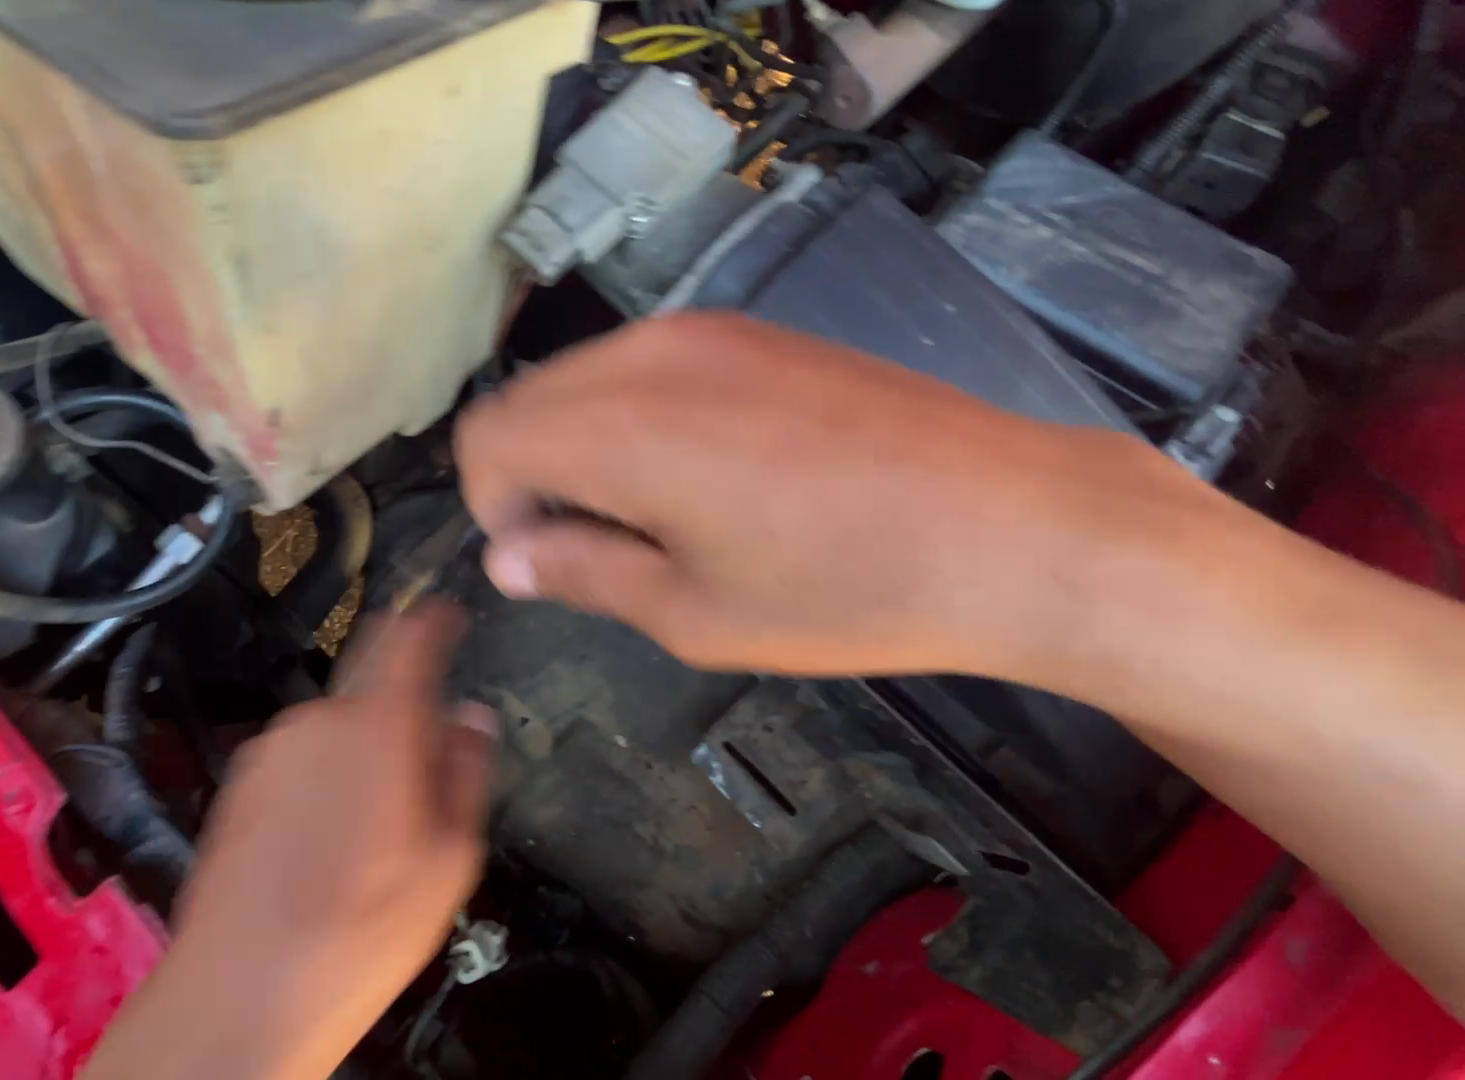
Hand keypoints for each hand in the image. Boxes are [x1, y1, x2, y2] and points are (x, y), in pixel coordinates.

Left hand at [82, 603, 496, 1079]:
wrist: (241, 993)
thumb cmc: (365, 927)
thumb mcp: (449, 858)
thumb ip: (466, 770)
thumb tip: (471, 717)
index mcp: (378, 724)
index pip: (409, 637)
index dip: (434, 617)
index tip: (449, 612)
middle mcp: (319, 719)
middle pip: (372, 683)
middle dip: (402, 710)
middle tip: (421, 780)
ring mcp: (272, 748)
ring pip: (336, 724)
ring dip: (360, 749)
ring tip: (370, 829)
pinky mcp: (239, 782)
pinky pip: (299, 757)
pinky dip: (322, 776)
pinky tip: (323, 842)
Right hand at [455, 312, 1208, 679]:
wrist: (1013, 525)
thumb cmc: (843, 590)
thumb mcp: (693, 611)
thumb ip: (580, 571)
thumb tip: (504, 556)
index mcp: (619, 427)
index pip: (486, 439)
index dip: (494, 508)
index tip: (547, 557)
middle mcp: (646, 355)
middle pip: (525, 402)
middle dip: (531, 475)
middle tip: (599, 545)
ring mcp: (703, 330)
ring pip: (581, 380)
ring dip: (581, 445)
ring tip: (656, 512)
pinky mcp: (750, 329)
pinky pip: (644, 367)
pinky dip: (632, 416)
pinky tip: (705, 470)